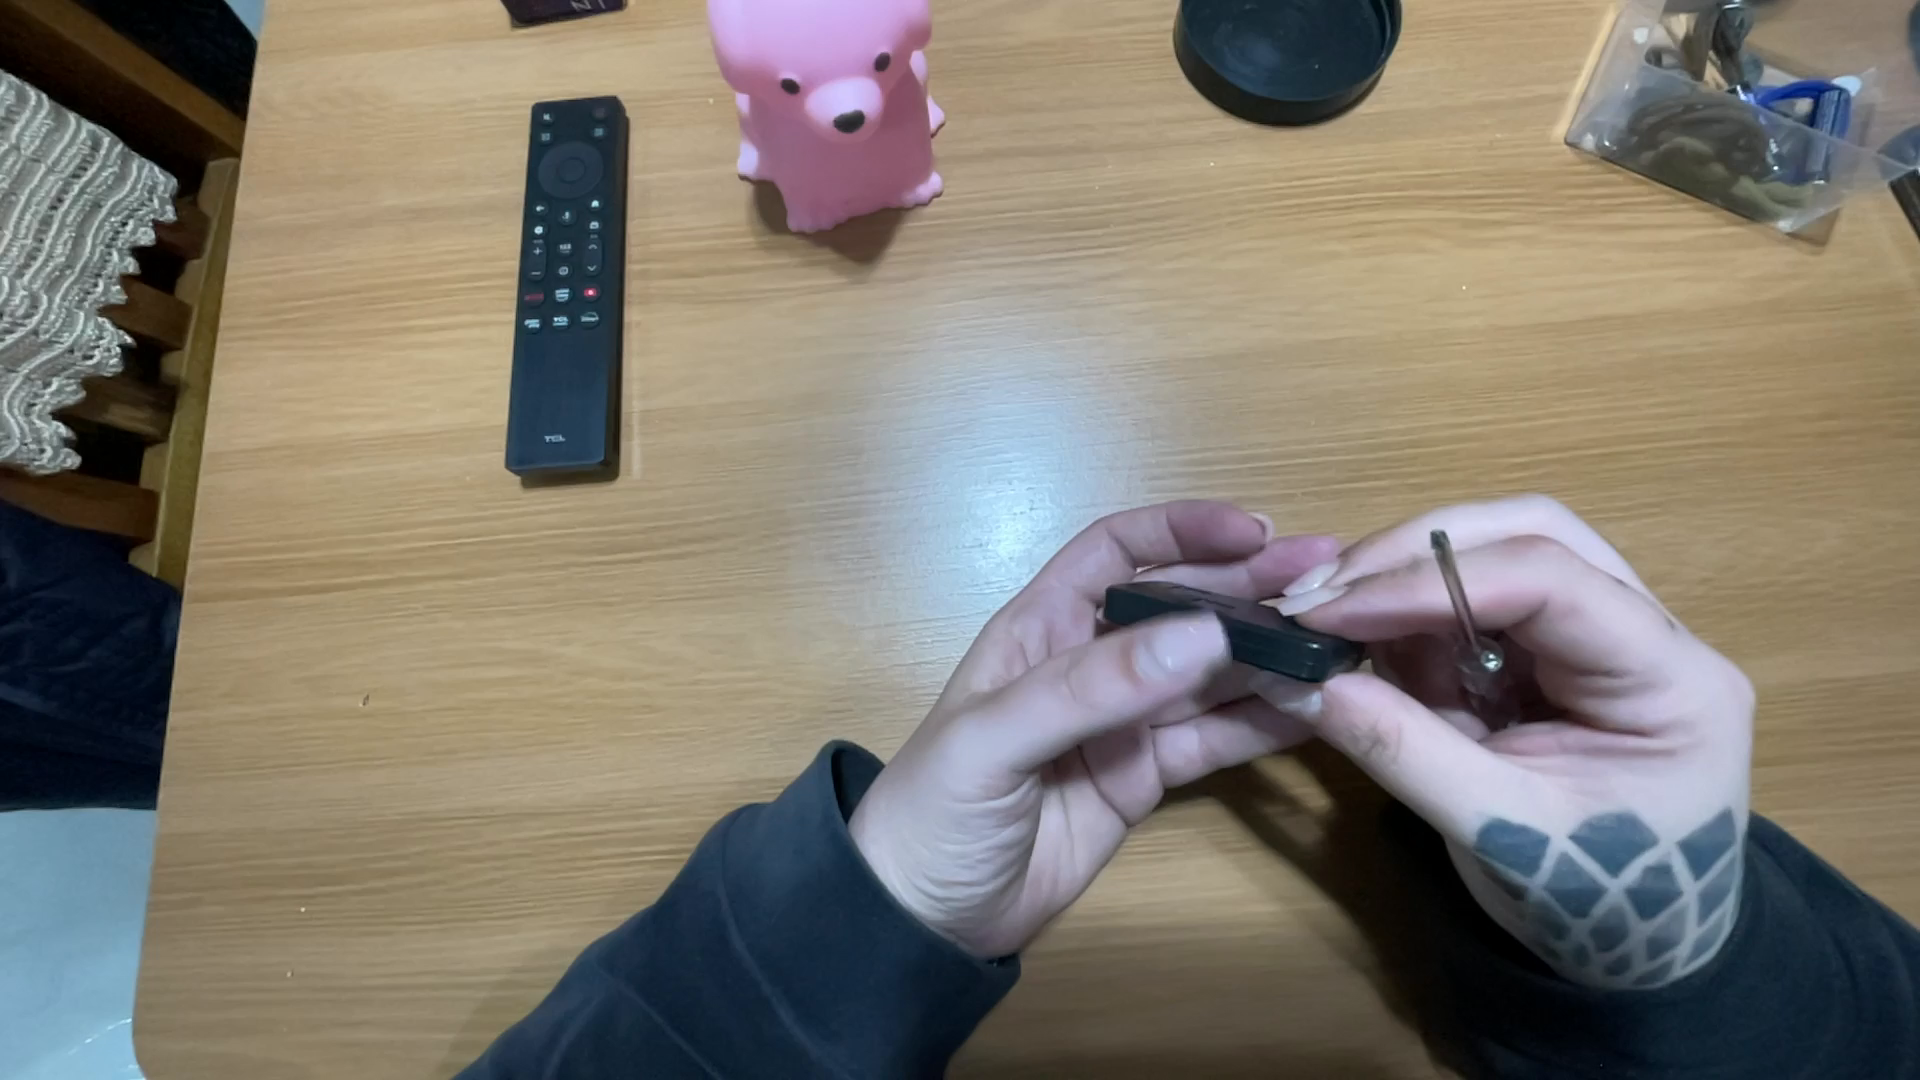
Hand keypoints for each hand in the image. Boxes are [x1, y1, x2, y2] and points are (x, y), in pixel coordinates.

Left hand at [850, 501, 1339, 958]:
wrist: (926, 916)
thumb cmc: (936, 807)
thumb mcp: (995, 738)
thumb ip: (1092, 687)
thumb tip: (1203, 635)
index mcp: (1040, 625)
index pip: (1115, 551)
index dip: (1180, 531)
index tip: (1254, 531)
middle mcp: (1088, 659)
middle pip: (1176, 605)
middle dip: (1244, 588)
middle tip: (1325, 582)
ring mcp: (1121, 720)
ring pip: (1206, 673)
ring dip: (1266, 656)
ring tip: (1338, 646)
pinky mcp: (1144, 776)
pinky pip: (1211, 739)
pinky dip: (1260, 724)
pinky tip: (1314, 710)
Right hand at [1255, 496, 1752, 988]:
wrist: (1625, 933)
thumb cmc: (1590, 893)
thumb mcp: (1496, 830)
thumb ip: (1401, 750)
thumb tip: (1297, 679)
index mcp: (1666, 677)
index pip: (1547, 579)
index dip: (1424, 582)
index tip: (1325, 612)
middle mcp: (1630, 629)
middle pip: (1523, 531)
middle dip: (1408, 553)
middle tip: (1320, 595)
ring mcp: (1574, 630)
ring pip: (1482, 548)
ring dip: (1390, 574)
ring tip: (1319, 618)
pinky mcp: (1522, 644)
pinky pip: (1448, 596)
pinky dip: (1387, 609)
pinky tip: (1347, 639)